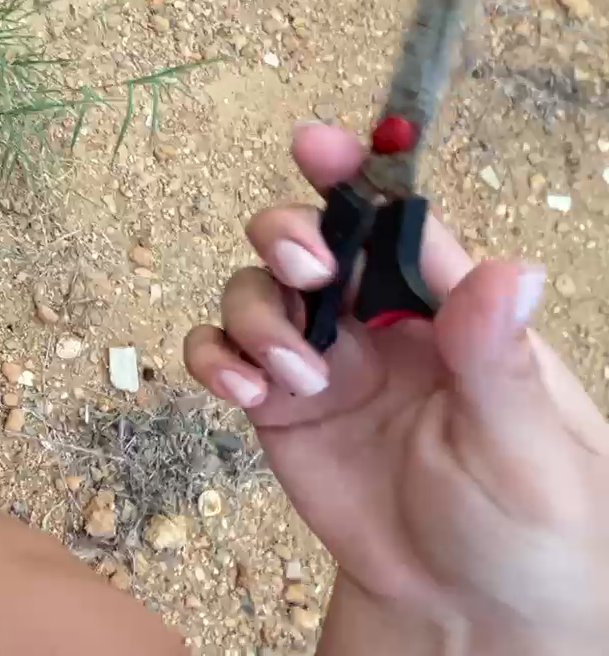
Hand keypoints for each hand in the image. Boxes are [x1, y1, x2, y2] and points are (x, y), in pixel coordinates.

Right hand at [184, 124, 608, 651]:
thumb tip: (506, 268)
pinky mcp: (263, 394)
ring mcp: (310, 357)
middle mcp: (368, 323)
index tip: (316, 141)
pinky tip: (246, 395)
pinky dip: (215, 363)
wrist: (457, 603)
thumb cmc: (531, 530)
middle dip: (284, 241)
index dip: (354, 179)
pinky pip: (213, 352)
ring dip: (255, 323)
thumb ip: (498, 360)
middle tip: (301, 274)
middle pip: (297, 245)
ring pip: (246, 292)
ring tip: (293, 381)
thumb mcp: (532, 450)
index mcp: (445, 318)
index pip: (395, 229)